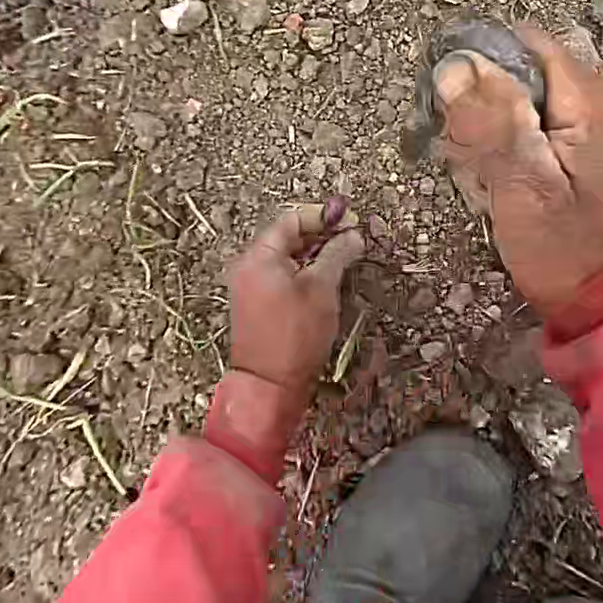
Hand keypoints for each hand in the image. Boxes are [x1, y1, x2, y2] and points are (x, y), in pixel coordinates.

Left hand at [225, 203, 363, 392]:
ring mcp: (253, 287)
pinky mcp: (260, 304)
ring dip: (318, 254)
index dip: (323, 217)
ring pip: (290, 257)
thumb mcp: (322, 286)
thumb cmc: (295, 333)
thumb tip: (352, 235)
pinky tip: (328, 279)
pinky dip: (307, 271)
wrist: (270, 385)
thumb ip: (337, 253)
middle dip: (323, 235)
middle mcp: (250, 267)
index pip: (292, 220)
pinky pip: (286, 275)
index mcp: (259, 257)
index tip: (350, 223)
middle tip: (352, 241)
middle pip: (290, 236)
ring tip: (345, 259)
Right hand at [436, 26, 602, 319]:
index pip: (519, 43)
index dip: (479, 66)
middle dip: (480, 106)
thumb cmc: (567, 248)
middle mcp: (591, 95)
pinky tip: (496, 180)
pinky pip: (525, 122)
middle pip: (515, 69)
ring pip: (514, 96)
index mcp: (586, 97)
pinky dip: (502, 145)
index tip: (455, 108)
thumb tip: (456, 65)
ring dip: (487, 131)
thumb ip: (493, 124)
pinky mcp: (574, 139)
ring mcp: (584, 116)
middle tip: (470, 156)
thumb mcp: (525, 188)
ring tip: (483, 175)